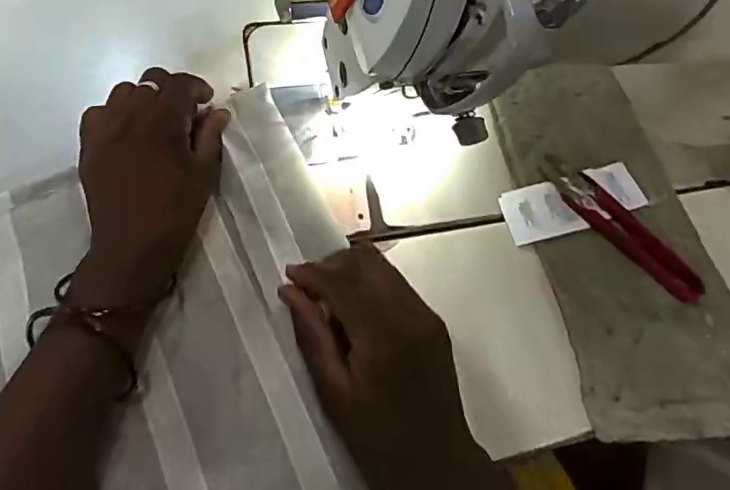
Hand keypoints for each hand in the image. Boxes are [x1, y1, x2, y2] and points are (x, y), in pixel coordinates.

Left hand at [70, 68, 228, 313]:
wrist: (130, 248)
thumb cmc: (174, 212)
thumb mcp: (203, 174)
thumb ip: (210, 136)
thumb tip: (217, 111)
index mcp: (162, 119)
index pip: (179, 84)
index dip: (196, 87)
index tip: (205, 101)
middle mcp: (131, 114)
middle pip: (151, 82)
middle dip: (170, 91)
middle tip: (182, 113)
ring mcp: (105, 127)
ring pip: (123, 92)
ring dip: (141, 100)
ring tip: (152, 121)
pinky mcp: (88, 143)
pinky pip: (98, 113)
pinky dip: (112, 115)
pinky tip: (123, 134)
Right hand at [280, 246, 506, 489]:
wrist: (440, 468)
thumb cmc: (379, 438)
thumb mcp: (334, 393)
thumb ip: (312, 336)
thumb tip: (289, 291)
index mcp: (384, 336)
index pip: (343, 281)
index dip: (312, 273)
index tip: (290, 276)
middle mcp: (411, 315)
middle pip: (365, 261)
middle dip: (332, 265)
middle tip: (309, 287)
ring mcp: (427, 316)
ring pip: (381, 266)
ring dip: (351, 271)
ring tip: (330, 298)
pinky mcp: (434, 321)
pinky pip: (395, 282)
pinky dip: (370, 283)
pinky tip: (355, 310)